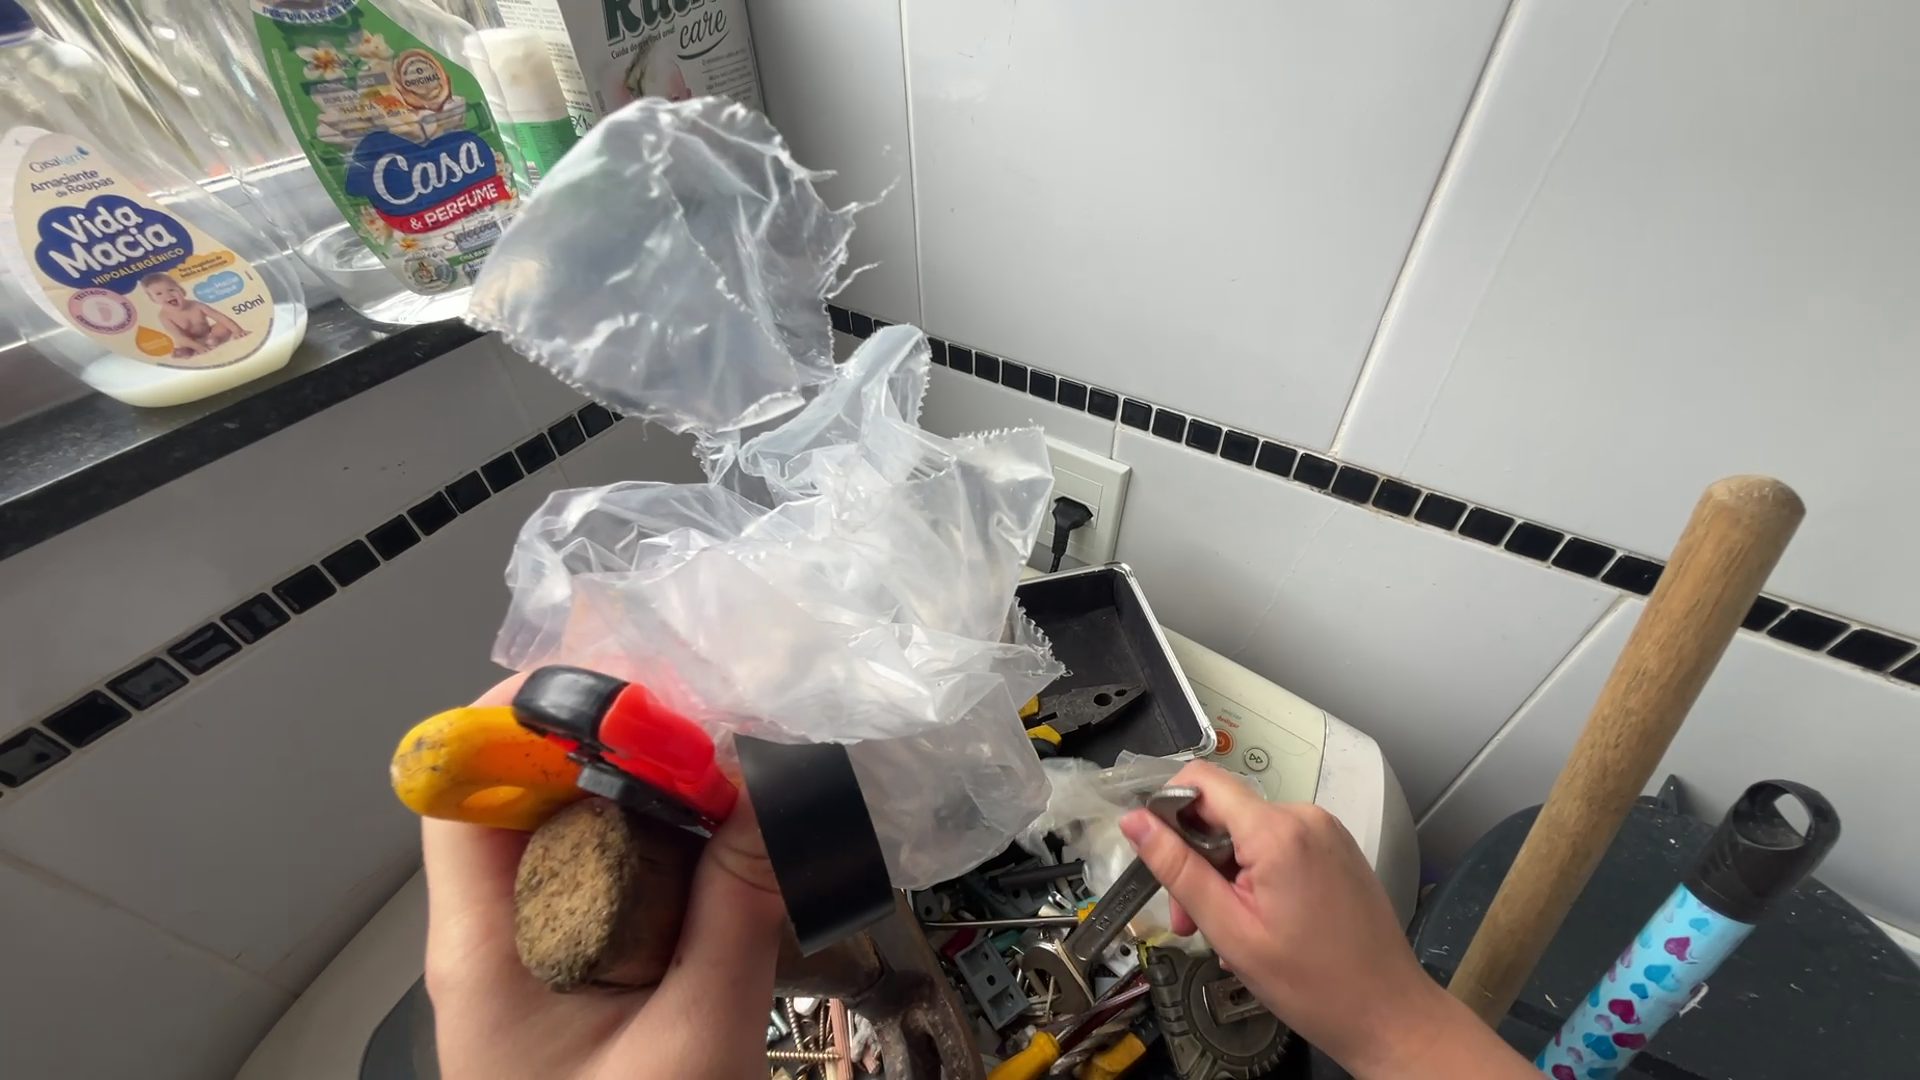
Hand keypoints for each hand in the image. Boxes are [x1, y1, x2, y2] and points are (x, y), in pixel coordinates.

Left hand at [423, 676, 787, 1079]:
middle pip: (537, 782)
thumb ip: (734, 912)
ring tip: (738, 739)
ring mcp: (554, 936)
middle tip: (713, 701)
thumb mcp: (695, 1042)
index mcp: (487, 947)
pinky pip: (632, 855)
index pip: (464, 787)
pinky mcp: (600, 946)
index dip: (528, 712)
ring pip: (593, 815)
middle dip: (618, 728)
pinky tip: (739, 810)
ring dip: (659, 772)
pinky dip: (681, 819)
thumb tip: (769, 783)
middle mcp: (506, 924)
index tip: (629, 672)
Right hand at [1120, 762, 1534, 1079]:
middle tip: (1190, 916)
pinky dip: (1254, 871)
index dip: (1169, 806)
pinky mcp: (1333, 845)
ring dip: (1223, 871)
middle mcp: (1303, 816)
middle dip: (1196, 858)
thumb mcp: (1229, 930)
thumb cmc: (1315, 987)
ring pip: (1244, 830)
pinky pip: (1274, 841)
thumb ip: (1176, 868)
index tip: (1159, 851)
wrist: (1394, 1021)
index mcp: (1276, 831)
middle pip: (1221, 811)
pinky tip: (1258, 915)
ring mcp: (1323, 829)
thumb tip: (1134, 820)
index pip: (1201, 779)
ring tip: (1227, 927)